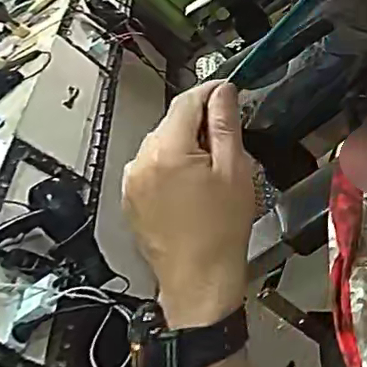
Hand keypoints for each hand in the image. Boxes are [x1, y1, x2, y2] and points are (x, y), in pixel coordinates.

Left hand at [123, 81, 255, 327]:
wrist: (199, 277)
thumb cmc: (222, 226)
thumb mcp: (234, 168)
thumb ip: (226, 124)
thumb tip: (223, 92)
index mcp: (167, 151)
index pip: (187, 102)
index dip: (211, 91)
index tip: (230, 90)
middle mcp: (140, 162)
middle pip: (173, 121)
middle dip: (201, 120)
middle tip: (232, 134)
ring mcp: (131, 181)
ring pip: (163, 142)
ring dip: (188, 142)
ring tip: (216, 164)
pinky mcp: (131, 197)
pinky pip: (153, 164)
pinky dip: (174, 162)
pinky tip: (197, 182)